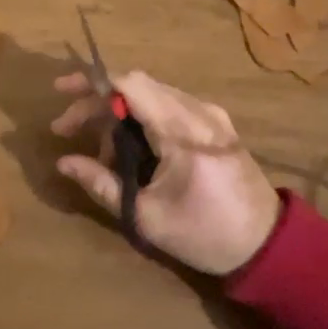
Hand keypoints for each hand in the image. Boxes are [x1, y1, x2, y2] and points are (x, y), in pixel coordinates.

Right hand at [50, 70, 281, 275]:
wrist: (267, 246)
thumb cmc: (205, 235)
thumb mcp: (147, 216)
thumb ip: (102, 184)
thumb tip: (64, 162)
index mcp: (183, 131)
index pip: (130, 85)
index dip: (91, 82)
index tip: (60, 92)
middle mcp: (198, 112)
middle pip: (137, 86)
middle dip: (96, 102)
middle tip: (66, 128)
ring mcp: (210, 115)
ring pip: (150, 95)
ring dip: (116, 114)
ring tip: (99, 152)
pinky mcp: (215, 124)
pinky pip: (168, 107)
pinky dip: (139, 119)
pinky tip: (127, 149)